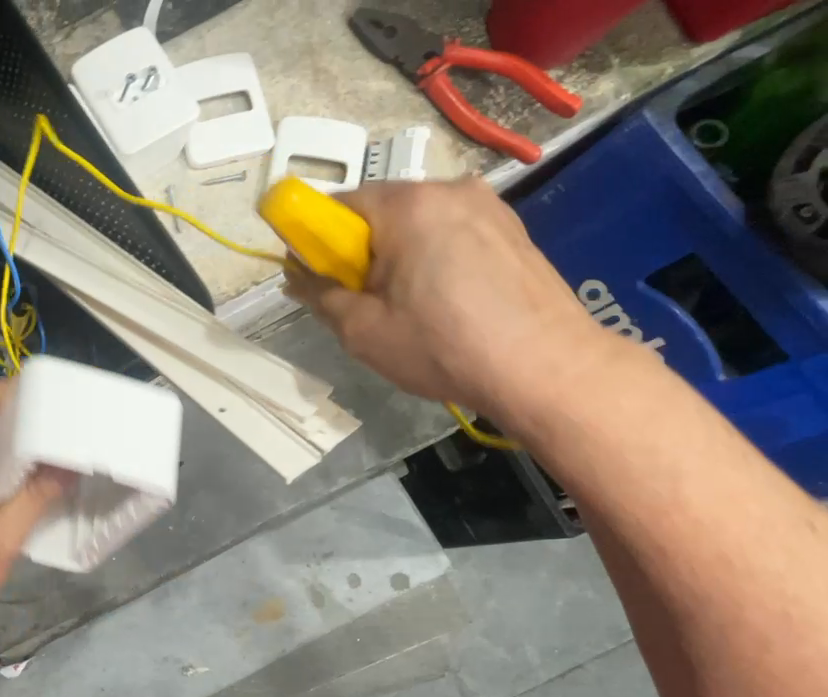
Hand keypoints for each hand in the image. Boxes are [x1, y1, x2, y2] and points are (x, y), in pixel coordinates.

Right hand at [285, 178, 601, 420]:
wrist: (541, 365)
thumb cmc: (440, 345)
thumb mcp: (360, 329)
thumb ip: (320, 294)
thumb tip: (296, 275)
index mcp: (408, 206)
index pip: (338, 204)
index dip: (315, 239)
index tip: (313, 276)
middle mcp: (450, 190)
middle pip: (379, 211)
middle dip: (357, 249)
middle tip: (355, 300)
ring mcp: (487, 206)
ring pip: (415, 223)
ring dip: (393, 256)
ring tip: (400, 305)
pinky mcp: (510, 228)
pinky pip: (448, 233)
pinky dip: (428, 258)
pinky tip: (435, 300)